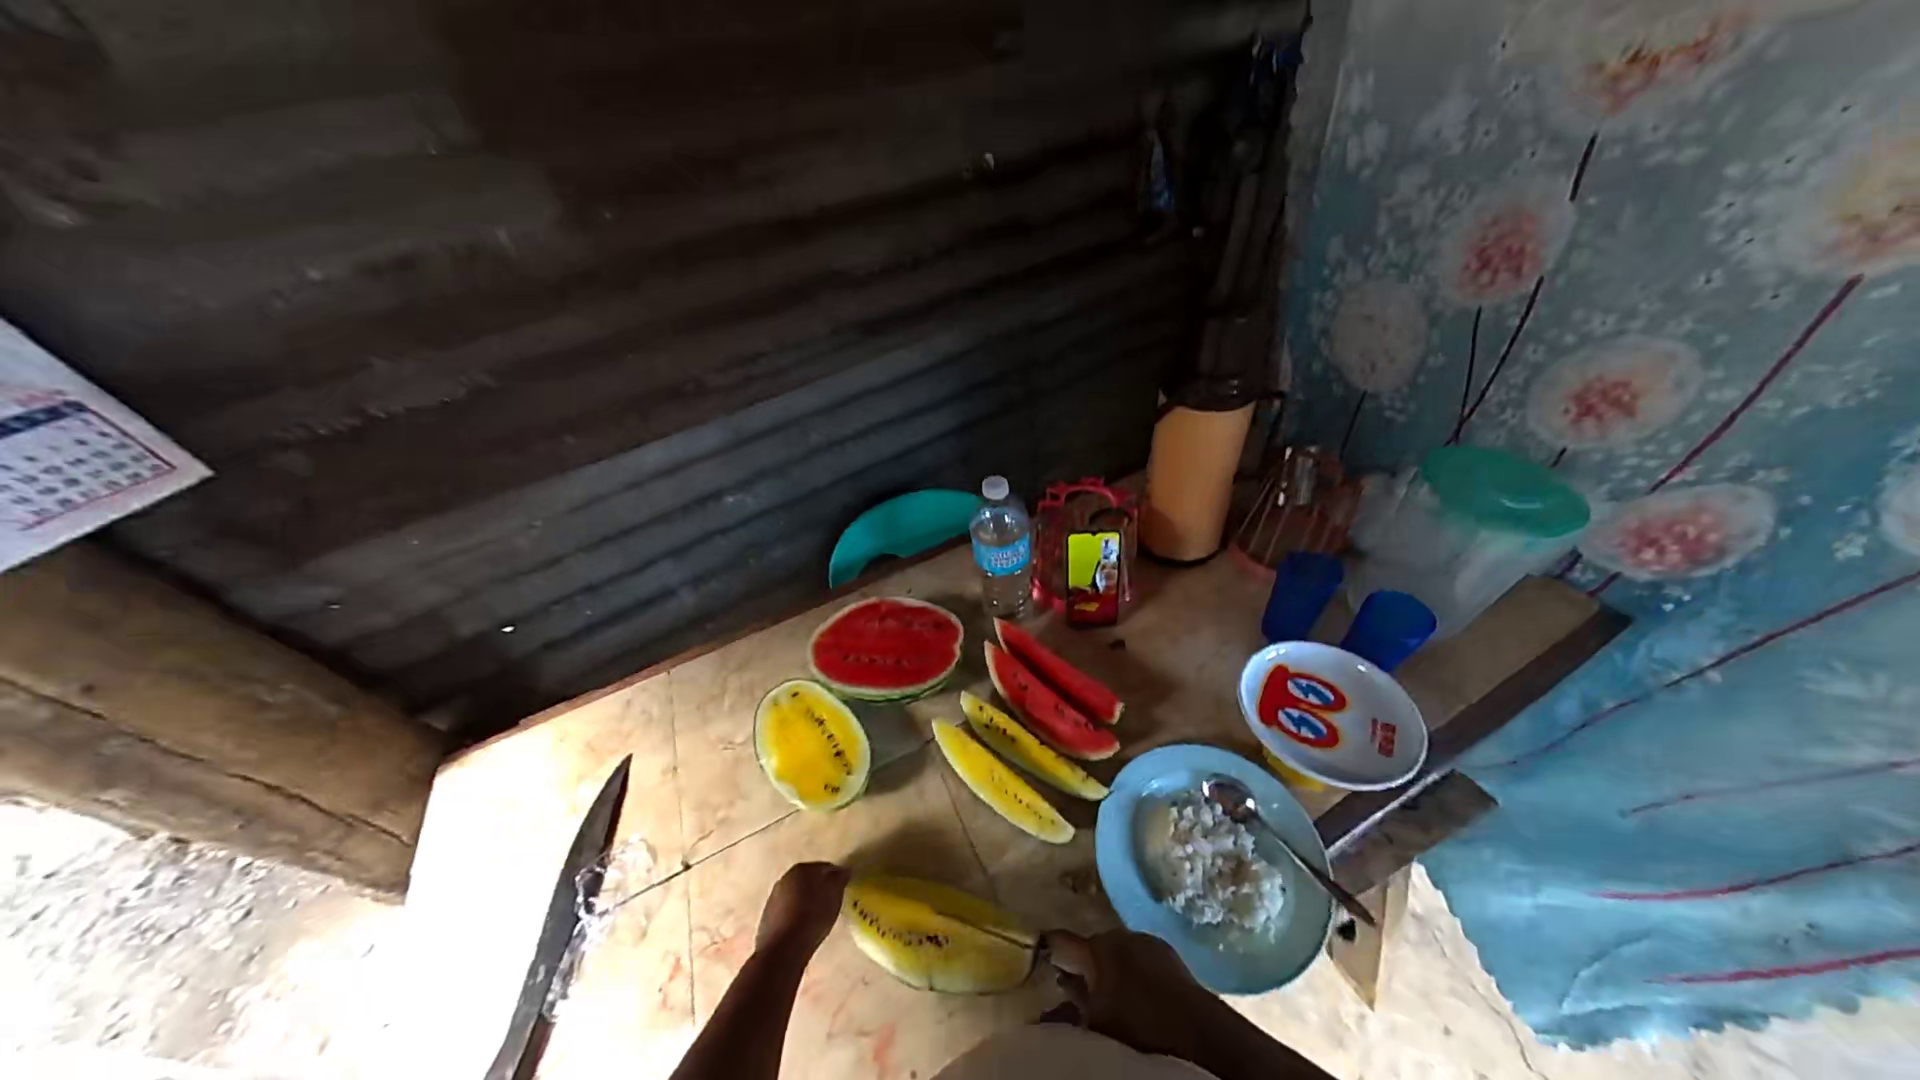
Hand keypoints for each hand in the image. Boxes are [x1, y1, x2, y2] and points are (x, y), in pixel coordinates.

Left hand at [755, 862, 850, 959]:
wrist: (784, 948)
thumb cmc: (813, 917)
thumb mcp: (834, 896)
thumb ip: (839, 880)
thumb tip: (842, 871)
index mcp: (802, 869)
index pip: (824, 867)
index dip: (835, 876)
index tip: (843, 886)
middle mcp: (785, 878)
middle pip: (807, 879)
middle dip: (819, 887)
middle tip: (831, 899)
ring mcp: (773, 898)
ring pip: (795, 894)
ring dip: (805, 900)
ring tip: (817, 915)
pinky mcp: (767, 917)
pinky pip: (786, 910)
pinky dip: (795, 914)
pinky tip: (802, 926)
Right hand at [1044, 930, 1207, 1057]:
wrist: (1196, 1032)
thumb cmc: (1137, 1027)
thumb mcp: (1096, 1026)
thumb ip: (1069, 1013)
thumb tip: (1044, 1013)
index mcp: (1096, 948)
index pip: (1062, 940)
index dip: (1050, 949)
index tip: (1043, 958)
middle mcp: (1118, 935)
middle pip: (1092, 947)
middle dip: (1086, 966)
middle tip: (1081, 990)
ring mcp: (1145, 941)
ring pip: (1118, 950)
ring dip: (1112, 967)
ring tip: (1112, 993)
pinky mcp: (1168, 953)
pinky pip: (1141, 956)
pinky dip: (1135, 970)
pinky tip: (1138, 991)